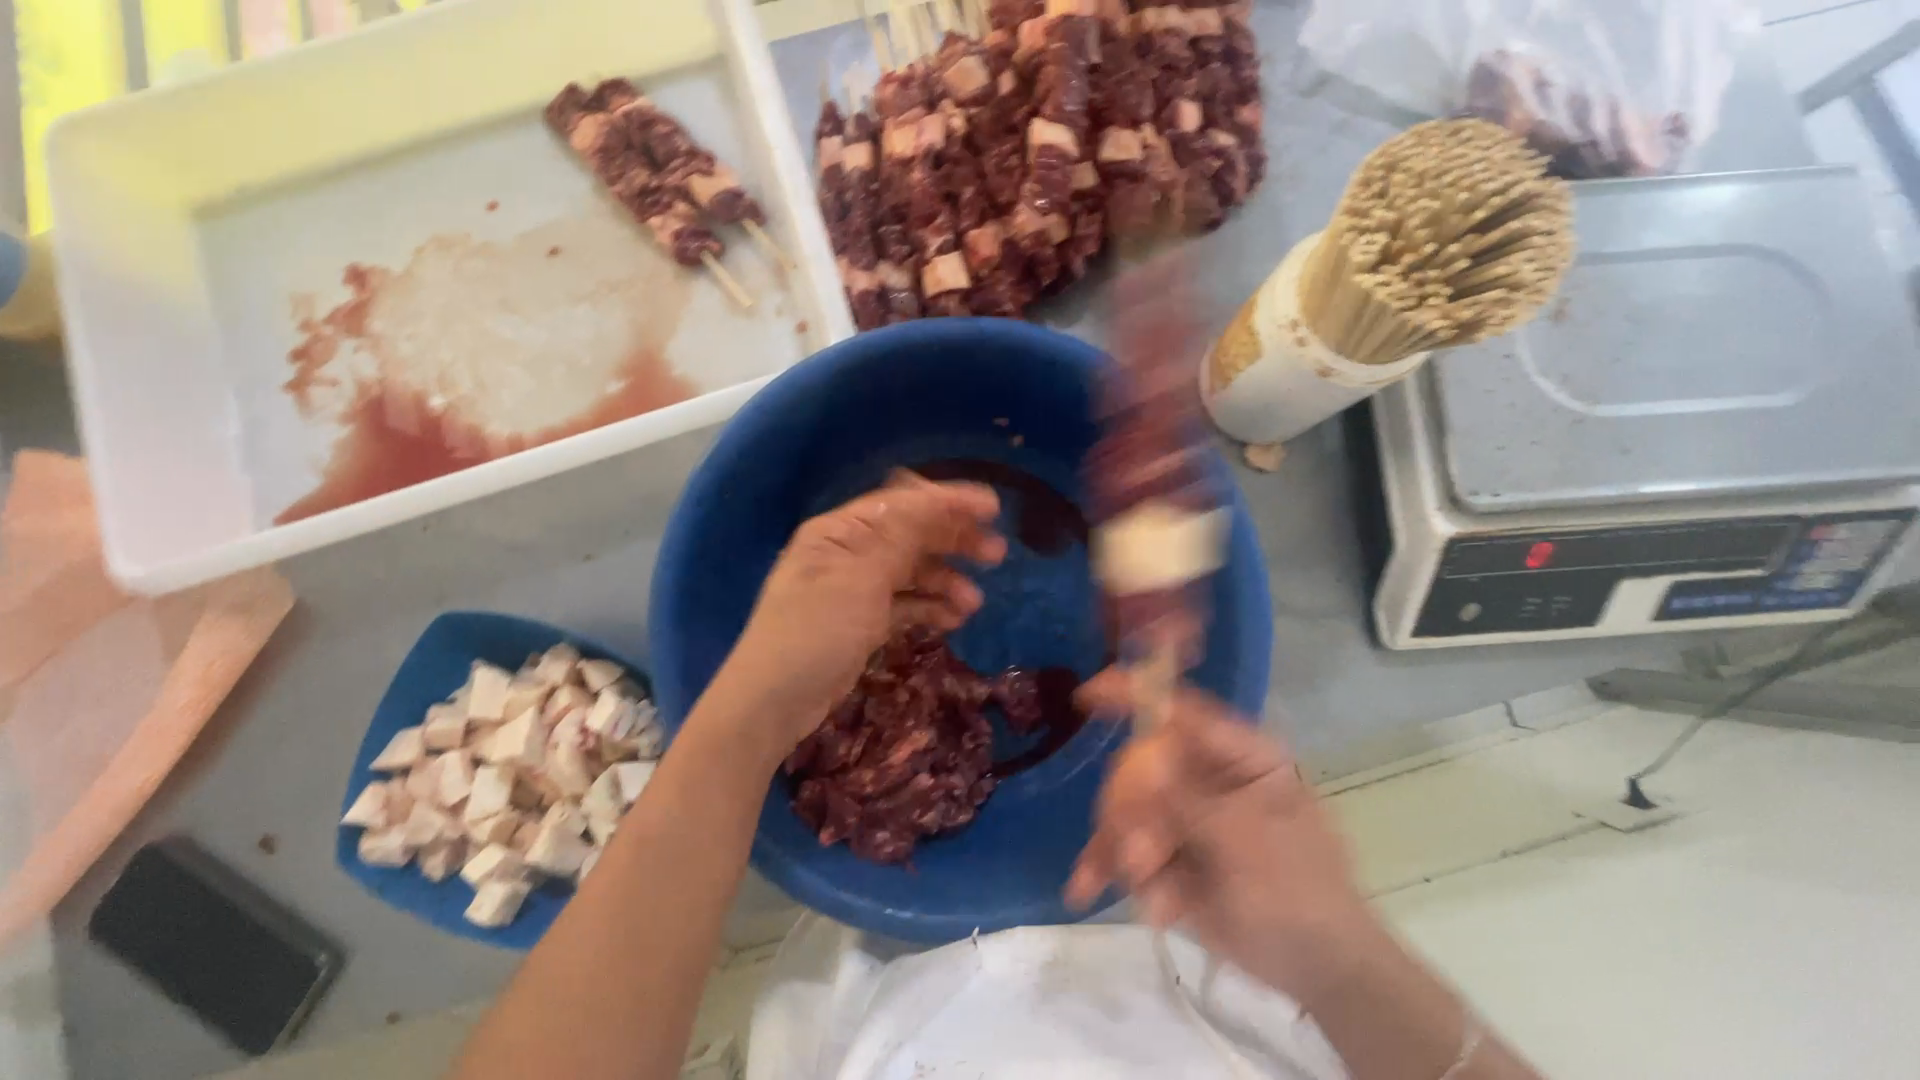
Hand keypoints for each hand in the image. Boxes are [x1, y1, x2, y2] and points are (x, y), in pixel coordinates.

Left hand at [704, 472, 1006, 759]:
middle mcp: (848, 552)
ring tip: (974, 603)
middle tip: (997, 554)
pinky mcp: (862, 623)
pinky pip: (905, 604)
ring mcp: (855, 589)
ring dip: (945, 580)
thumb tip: (933, 499)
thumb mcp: (859, 580)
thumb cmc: (813, 632)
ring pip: (912, 572)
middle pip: (911, 535)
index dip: (948, 501)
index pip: (902, 504)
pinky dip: (929, 607)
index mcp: (840, 531)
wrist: (773, 703)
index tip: (993, 506)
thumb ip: (900, 539)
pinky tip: (954, 619)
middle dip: (953, 541)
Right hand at [1065, 673, 1377, 996]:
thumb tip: (1146, 762)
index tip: (1087, 697)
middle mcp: (1208, 778)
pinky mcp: (1167, 857)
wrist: (1317, 968)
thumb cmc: (1299, 892)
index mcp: (1242, 758)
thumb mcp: (1249, 841)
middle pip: (1142, 767)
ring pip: (1126, 811)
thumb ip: (1192, 801)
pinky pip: (1123, 850)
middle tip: (1139, 851)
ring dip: (1121, 846)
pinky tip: (1084, 889)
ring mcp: (1185, 819)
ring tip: (1143, 884)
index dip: (1135, 697)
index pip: (1184, 713)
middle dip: (1129, 808)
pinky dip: (1106, 867)